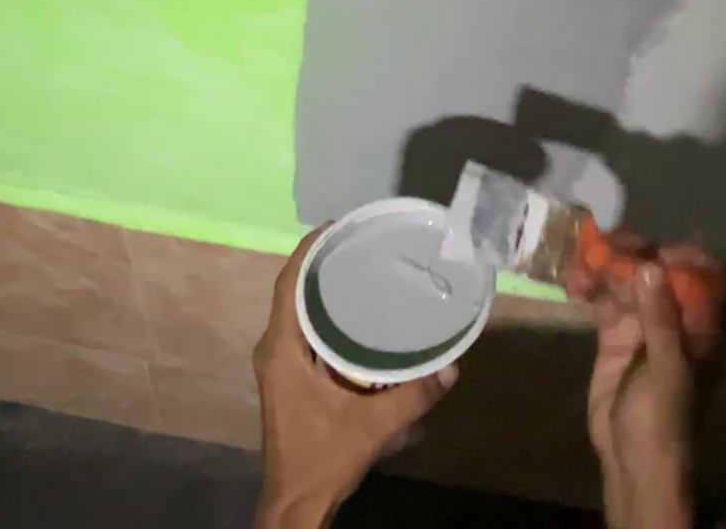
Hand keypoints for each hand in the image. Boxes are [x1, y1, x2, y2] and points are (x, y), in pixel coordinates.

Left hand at [254, 225, 457, 528]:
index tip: (335, 225)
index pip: (287, 284)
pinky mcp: (286, 374)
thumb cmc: (323, 458)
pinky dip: (321, 310)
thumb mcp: (372, 427)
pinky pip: (301, 327)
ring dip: (319, 285)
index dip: (307, 250)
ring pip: (295, 308)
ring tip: (357, 263)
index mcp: (281, 349)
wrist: (295, 503)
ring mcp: (278, 362)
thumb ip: (412, 396)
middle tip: (358, 240)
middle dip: (320, 261)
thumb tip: (451, 366)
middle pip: (291, 289)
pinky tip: (352, 309)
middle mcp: (273, 348)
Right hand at [588, 263, 697, 528]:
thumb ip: (660, 320)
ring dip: (604, 264)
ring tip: (582, 261)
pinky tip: (572, 283)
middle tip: (605, 244)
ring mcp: (642, 322)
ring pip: (626, 278)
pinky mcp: (613, 332)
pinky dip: (587, 285)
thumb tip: (649, 267)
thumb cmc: (664, 420)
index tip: (654, 246)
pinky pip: (602, 297)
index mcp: (700, 325)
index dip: (684, 253)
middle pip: (658, 269)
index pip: (702, 276)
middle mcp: (674, 316)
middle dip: (634, 251)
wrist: (632, 459)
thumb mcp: (667, 370)